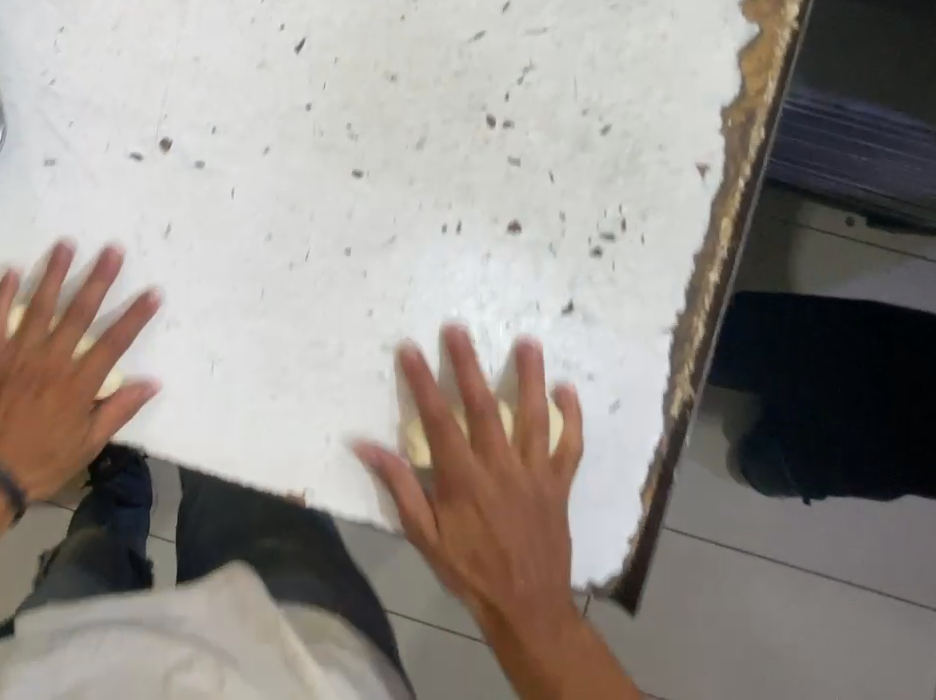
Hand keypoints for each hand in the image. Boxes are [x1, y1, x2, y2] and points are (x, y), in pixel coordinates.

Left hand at [0, 241, 161, 500]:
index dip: (135, 316)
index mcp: (78, 384)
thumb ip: (118, 410)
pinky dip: (4, 293)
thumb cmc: (40, 463)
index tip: (153, 292)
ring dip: (55, 273)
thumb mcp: (88, 446)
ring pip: (41, 305)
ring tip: (67, 244)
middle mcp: (51, 360)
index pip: (114, 342)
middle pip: (80, 312)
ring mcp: (18, 353)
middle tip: (112, 249)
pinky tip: (13, 270)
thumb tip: (151, 383)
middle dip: (99, 278)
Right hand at [354, 324, 583, 641]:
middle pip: (484, 407)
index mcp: (464, 479)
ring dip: (529, 377)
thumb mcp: (422, 534)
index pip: (438, 419)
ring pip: (534, 418)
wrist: (528, 607)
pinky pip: (570, 447)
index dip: (422, 381)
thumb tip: (363, 445)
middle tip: (457, 329)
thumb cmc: (468, 569)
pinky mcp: (559, 486)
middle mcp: (501, 468)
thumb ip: (399, 485)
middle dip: (468, 365)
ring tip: (527, 341)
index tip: (409, 349)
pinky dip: (571, 418)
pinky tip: (566, 390)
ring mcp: (535, 475)